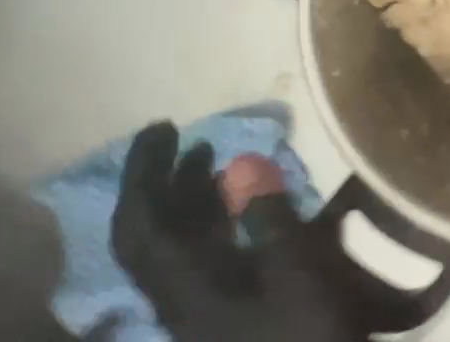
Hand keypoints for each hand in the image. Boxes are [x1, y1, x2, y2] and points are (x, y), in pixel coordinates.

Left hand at [111, 123, 418, 341]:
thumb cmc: (307, 331)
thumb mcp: (300, 273)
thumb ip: (270, 218)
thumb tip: (241, 162)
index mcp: (187, 289)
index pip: (142, 226)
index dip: (144, 174)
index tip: (162, 128)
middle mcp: (184, 296)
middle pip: (154, 235)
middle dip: (164, 182)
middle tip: (187, 138)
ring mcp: (205, 305)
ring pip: (178, 245)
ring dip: (189, 199)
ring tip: (214, 160)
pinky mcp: (228, 309)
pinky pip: (205, 254)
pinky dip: (215, 220)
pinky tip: (246, 206)